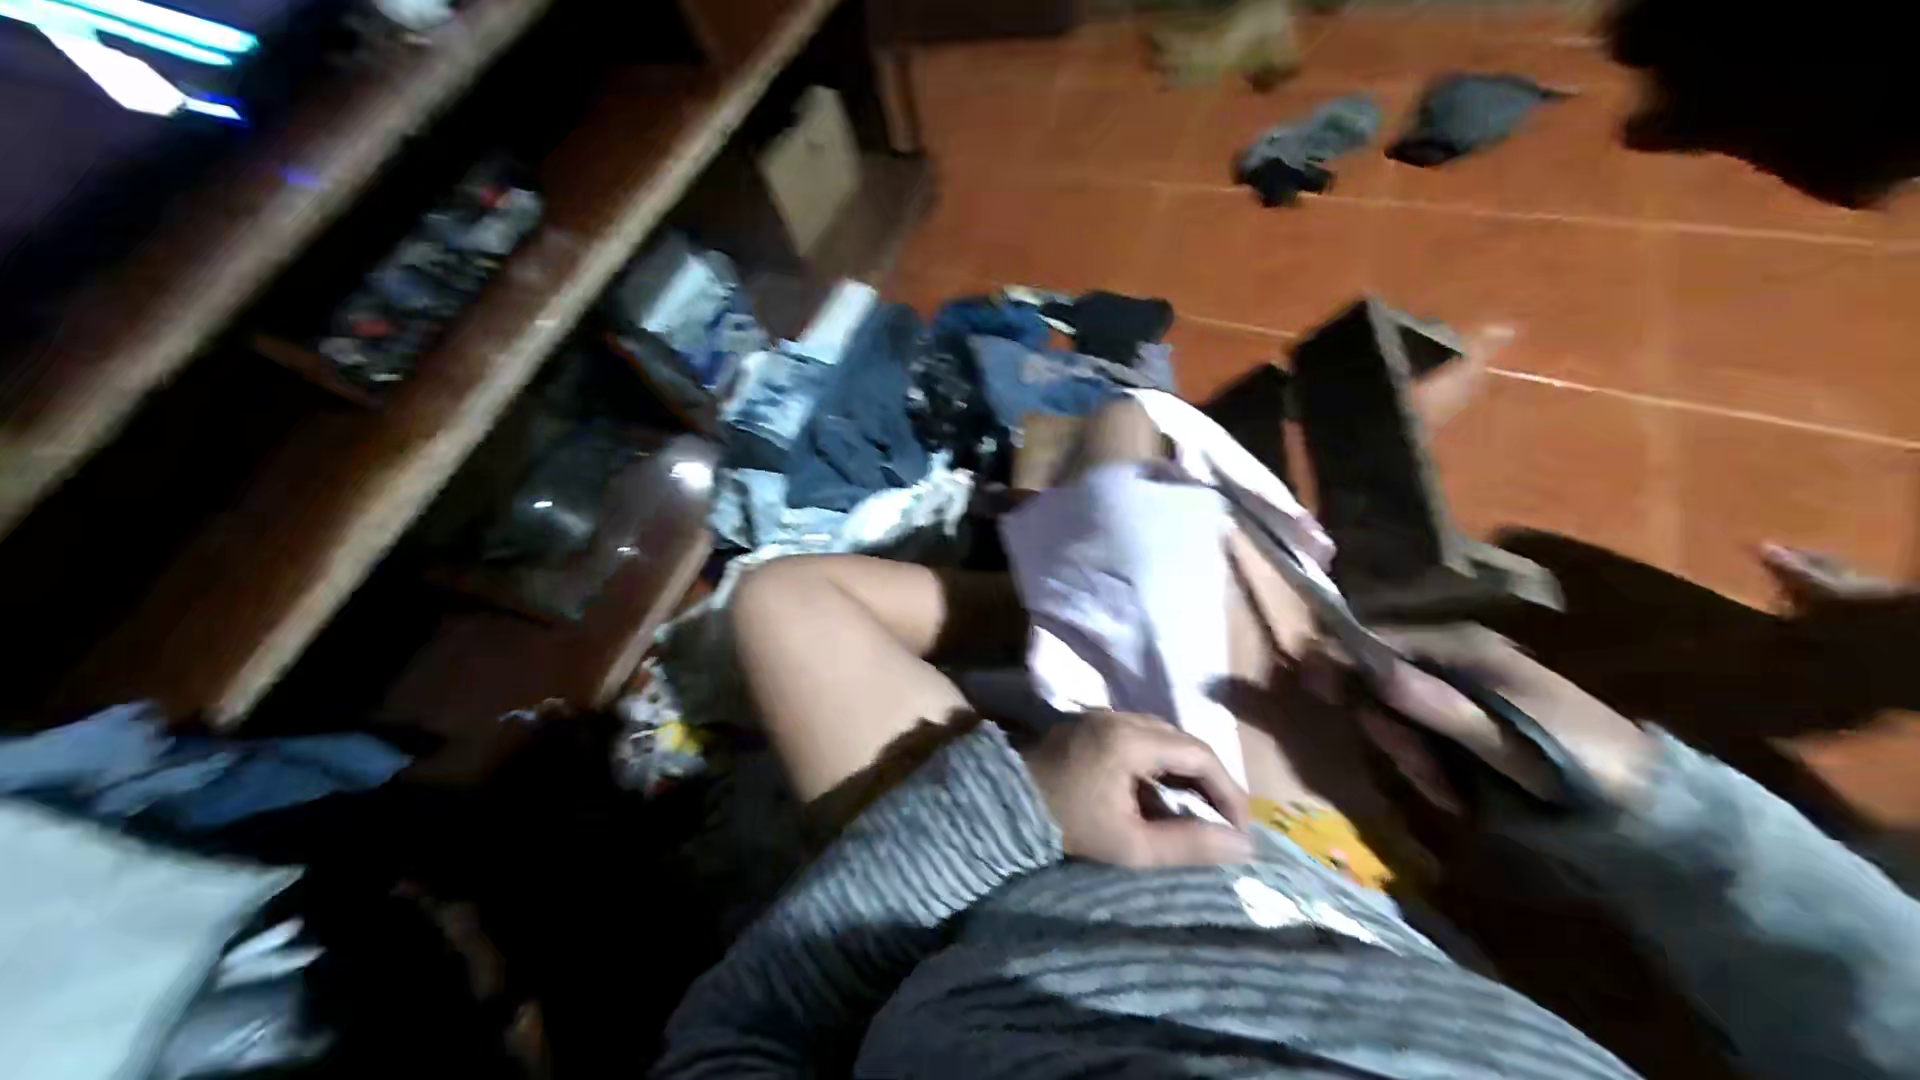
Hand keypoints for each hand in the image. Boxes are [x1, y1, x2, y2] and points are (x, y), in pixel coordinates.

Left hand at [1023, 711, 1254, 867]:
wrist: (1002, 807)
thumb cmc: (1067, 827)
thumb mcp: (1130, 845)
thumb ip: (1189, 845)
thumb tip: (1244, 847)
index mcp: (1129, 738)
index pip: (1199, 753)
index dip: (1228, 790)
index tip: (1240, 829)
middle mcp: (1118, 716)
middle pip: (1182, 739)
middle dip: (1208, 779)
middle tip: (1222, 821)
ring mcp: (1100, 716)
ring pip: (1161, 735)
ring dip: (1183, 768)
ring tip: (1196, 810)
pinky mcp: (1087, 723)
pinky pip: (1138, 735)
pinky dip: (1157, 761)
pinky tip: (1159, 792)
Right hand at [1361, 626, 1658, 811]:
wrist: (1647, 807)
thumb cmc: (1573, 762)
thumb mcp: (1500, 737)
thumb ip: (1431, 702)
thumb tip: (1363, 669)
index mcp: (1463, 647)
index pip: (1376, 642)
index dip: (1347, 668)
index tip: (1335, 703)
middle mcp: (1454, 658)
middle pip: (1382, 680)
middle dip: (1391, 727)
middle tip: (1419, 768)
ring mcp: (1460, 687)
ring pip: (1397, 711)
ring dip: (1410, 750)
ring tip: (1445, 788)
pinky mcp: (1465, 717)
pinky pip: (1419, 731)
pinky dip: (1425, 761)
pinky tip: (1452, 787)